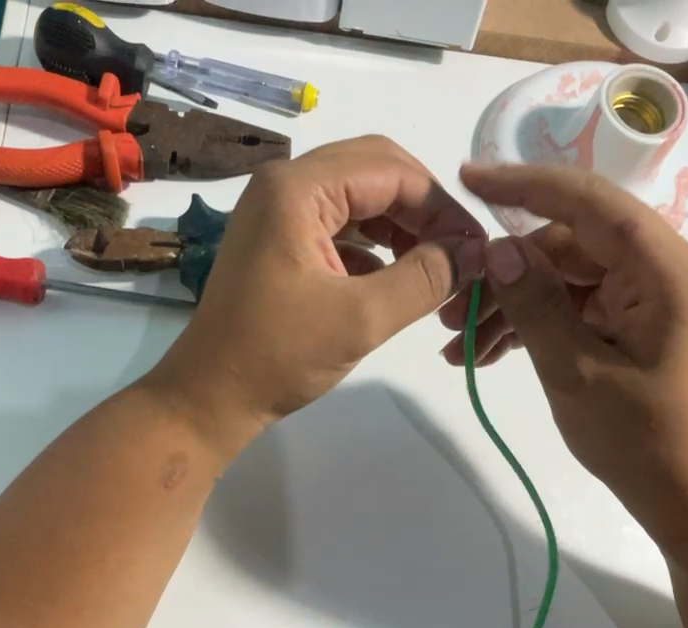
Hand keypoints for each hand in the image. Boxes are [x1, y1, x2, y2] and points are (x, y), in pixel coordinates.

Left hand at [147, 136, 484, 430]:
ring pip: (359, 201)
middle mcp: (286, 185)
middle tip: (460, 255)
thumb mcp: (361, 318)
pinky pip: (339, 229)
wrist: (210, 397)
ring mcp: (278, 214)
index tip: (477, 248)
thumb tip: (476, 251)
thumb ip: (426, 278)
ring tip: (437, 270)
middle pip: (376, 173)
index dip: (443, 206)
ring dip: (401, 230)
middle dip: (424, 212)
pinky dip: (374, 249)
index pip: (392, 170)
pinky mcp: (279, 244)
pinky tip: (399, 281)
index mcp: (298, 187)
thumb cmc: (277, 356)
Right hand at [444, 164, 687, 532]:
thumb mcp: (575, 372)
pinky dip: (534, 324)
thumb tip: (497, 249)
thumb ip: (536, 305)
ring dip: (512, 305)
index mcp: (663, 270)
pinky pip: (575, 306)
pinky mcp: (631, 322)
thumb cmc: (638, 438)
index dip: (526, 186)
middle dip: (506, 273)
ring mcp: (645, 297)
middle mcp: (659, 269)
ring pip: (565, 278)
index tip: (468, 179)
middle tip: (449, 311)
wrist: (686, 491)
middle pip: (570, 245)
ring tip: (458, 343)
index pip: (590, 203)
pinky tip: (488, 350)